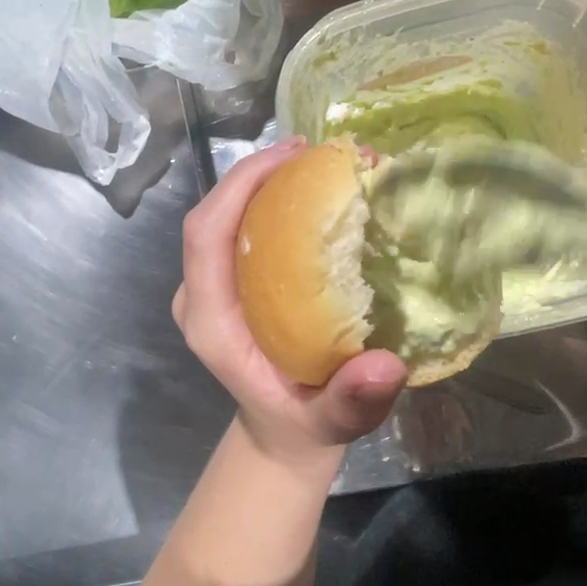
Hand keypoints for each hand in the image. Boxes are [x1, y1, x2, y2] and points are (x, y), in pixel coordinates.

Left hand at [172, 138, 407, 468]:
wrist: (282, 435)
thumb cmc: (301, 425)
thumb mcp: (330, 423)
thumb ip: (351, 401)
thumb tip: (385, 368)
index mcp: (211, 322)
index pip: (205, 236)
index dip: (239, 186)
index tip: (291, 158)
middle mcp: (201, 296)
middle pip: (214, 214)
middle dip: (259, 174)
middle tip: (318, 151)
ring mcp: (212, 287)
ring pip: (226, 216)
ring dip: (267, 182)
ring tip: (320, 161)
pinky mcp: (229, 282)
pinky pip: (241, 229)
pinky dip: (273, 202)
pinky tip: (314, 190)